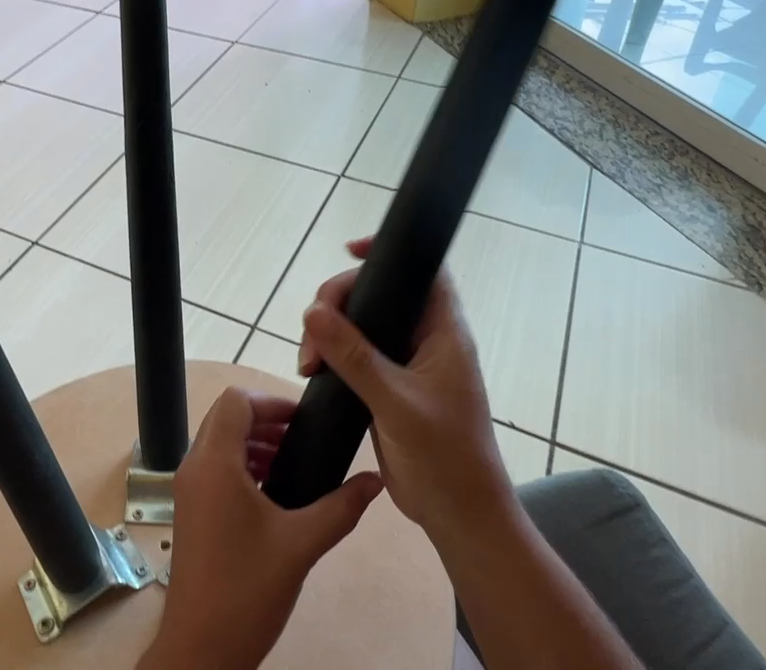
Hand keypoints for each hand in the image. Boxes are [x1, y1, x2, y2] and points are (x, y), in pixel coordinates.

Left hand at [138, 388, 383, 669]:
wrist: (201, 648)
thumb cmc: (248, 590)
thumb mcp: (301, 545)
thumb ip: (341, 507)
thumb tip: (375, 479)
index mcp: (214, 463)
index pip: (236, 401)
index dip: (271, 401)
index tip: (305, 422)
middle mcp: (194, 467)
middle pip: (226, 417)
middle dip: (266, 420)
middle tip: (305, 439)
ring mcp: (188, 489)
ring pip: (220, 442)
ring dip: (255, 443)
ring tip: (295, 464)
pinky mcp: (191, 510)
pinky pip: (216, 468)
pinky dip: (244, 465)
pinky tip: (276, 492)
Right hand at [298, 238, 515, 533]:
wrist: (458, 514)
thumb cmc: (444, 455)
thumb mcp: (397, 402)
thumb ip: (354, 356)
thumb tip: (312, 313)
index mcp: (443, 332)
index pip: (424, 271)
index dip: (391, 253)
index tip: (348, 251)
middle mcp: (424, 340)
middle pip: (379, 296)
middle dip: (338, 304)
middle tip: (312, 333)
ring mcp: (404, 364)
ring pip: (360, 326)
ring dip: (328, 334)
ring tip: (307, 364)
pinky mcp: (387, 388)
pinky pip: (354, 356)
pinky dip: (331, 357)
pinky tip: (312, 372)